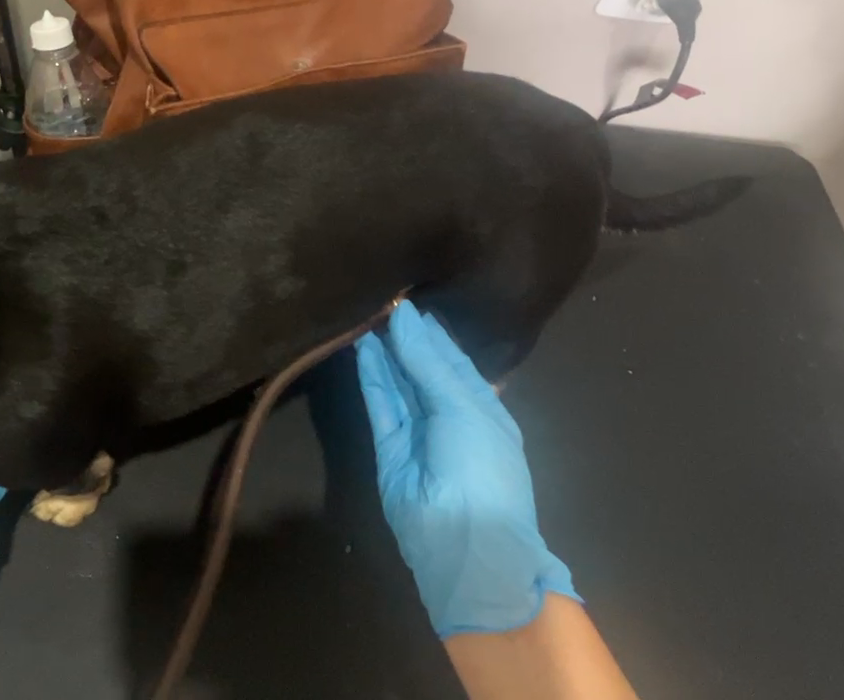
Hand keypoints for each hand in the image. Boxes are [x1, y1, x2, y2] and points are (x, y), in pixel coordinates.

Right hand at [355, 302, 577, 636]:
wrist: (464, 543)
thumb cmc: (482, 468)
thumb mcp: (464, 408)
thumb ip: (429, 362)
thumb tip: (405, 315)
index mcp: (483, 410)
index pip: (455, 362)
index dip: (433, 334)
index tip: (410, 302)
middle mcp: (450, 418)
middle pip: (424, 371)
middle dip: (406, 340)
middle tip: (381, 301)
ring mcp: (417, 434)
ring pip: (398, 384)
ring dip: (384, 353)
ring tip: (365, 316)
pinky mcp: (388, 448)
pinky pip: (379, 404)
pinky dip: (370, 376)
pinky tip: (360, 348)